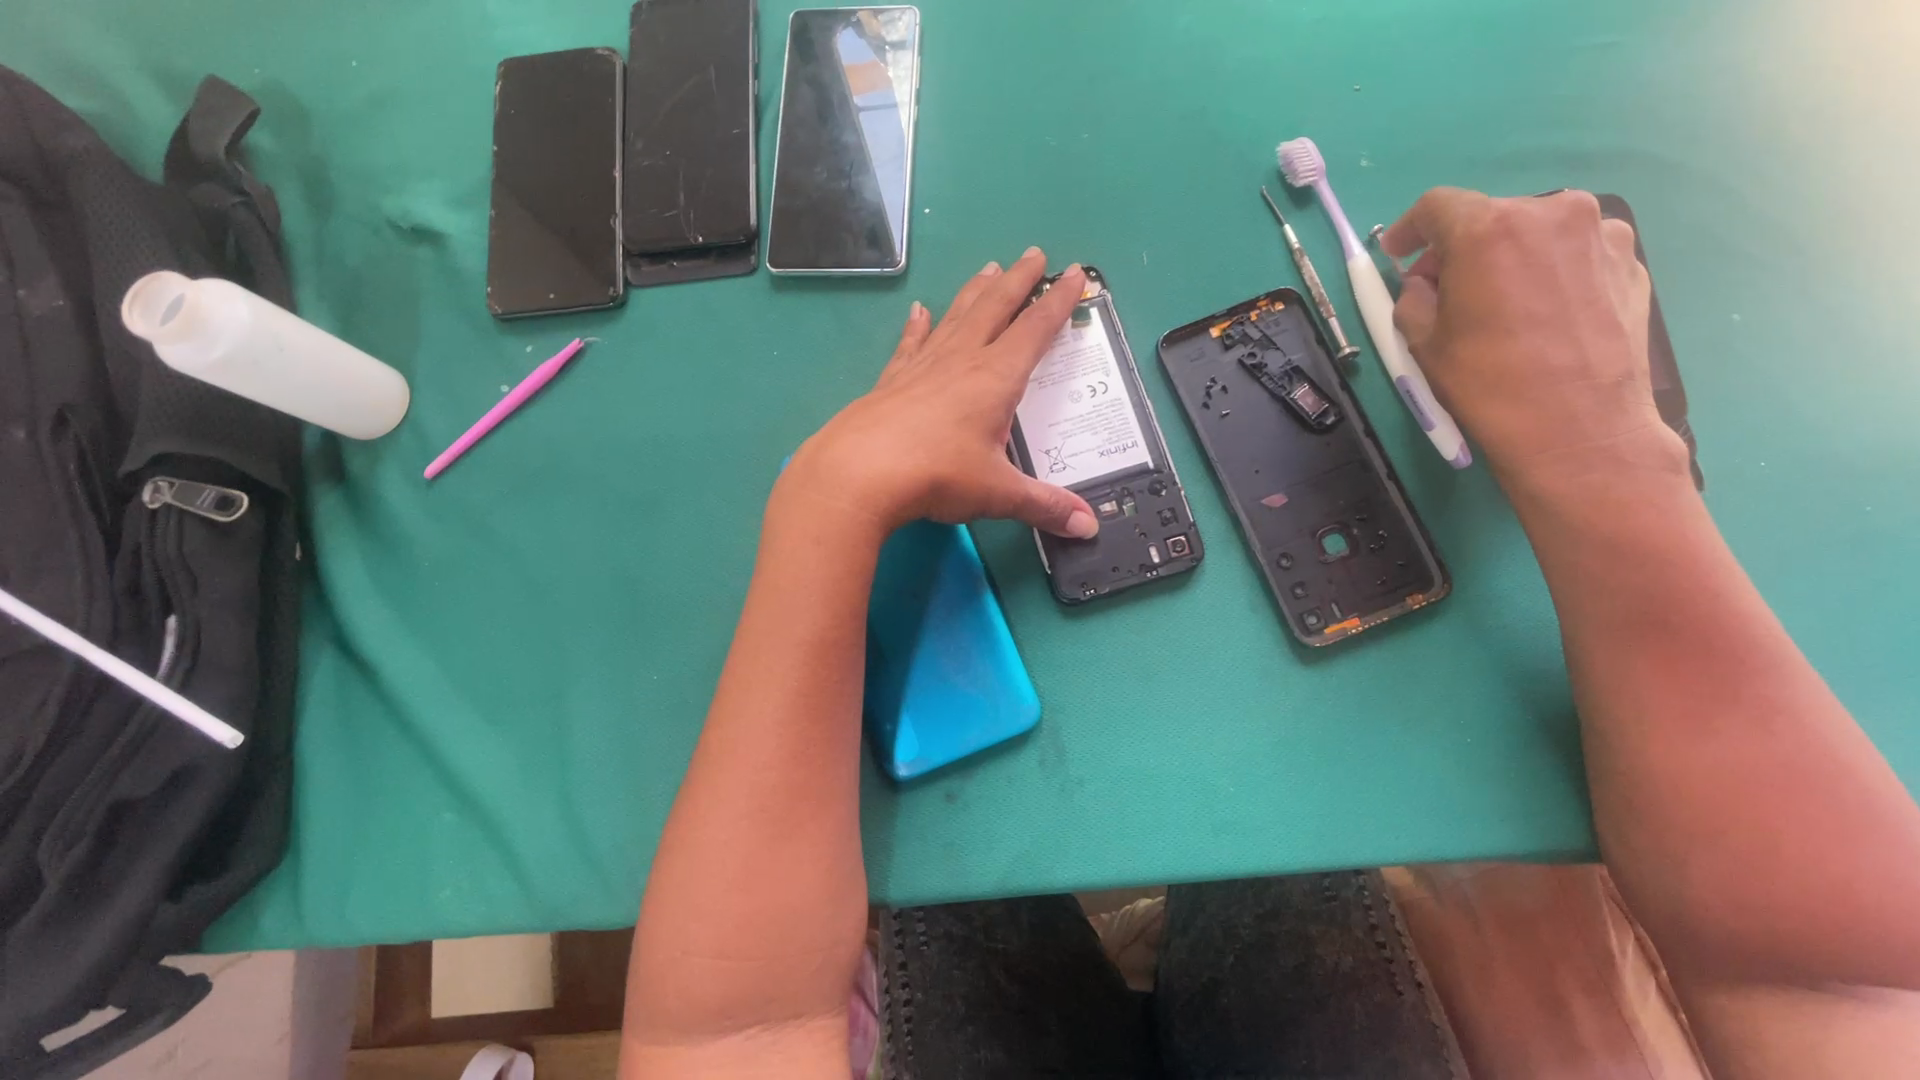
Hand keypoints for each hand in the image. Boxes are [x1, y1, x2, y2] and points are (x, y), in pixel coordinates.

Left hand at [783, 248, 1098, 539]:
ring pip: (956, 318)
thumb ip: (1044, 505)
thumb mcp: (998, 493)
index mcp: (996, 378)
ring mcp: (923, 367)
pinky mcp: (892, 381)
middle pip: (995, 309)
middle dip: (1019, 282)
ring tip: (989, 269)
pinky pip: (911, 344)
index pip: (1035, 330)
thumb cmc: (936, 475)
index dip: (1059, 302)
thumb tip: (1088, 526)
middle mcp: (961, 361)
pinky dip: (918, 327)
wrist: (859, 473)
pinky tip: (919, 311)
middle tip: (1033, 254)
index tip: (1075, 273)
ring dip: (975, 292)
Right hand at [1383, 189, 1688, 499]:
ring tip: (1501, 305)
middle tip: (1447, 290)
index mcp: (1490, 229)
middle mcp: (1551, 214)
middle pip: (1491, 217)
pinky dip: (1549, 274)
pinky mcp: (1631, 263)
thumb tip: (1425, 284)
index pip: (1438, 206)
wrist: (1579, 429)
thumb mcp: (1423, 342)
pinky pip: (1575, 255)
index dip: (1410, 229)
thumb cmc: (1488, 384)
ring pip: (1537, 234)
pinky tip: (1542, 317)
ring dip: (1510, 259)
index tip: (1398, 254)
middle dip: (1462, 249)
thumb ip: (1414, 298)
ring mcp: (1601, 235)